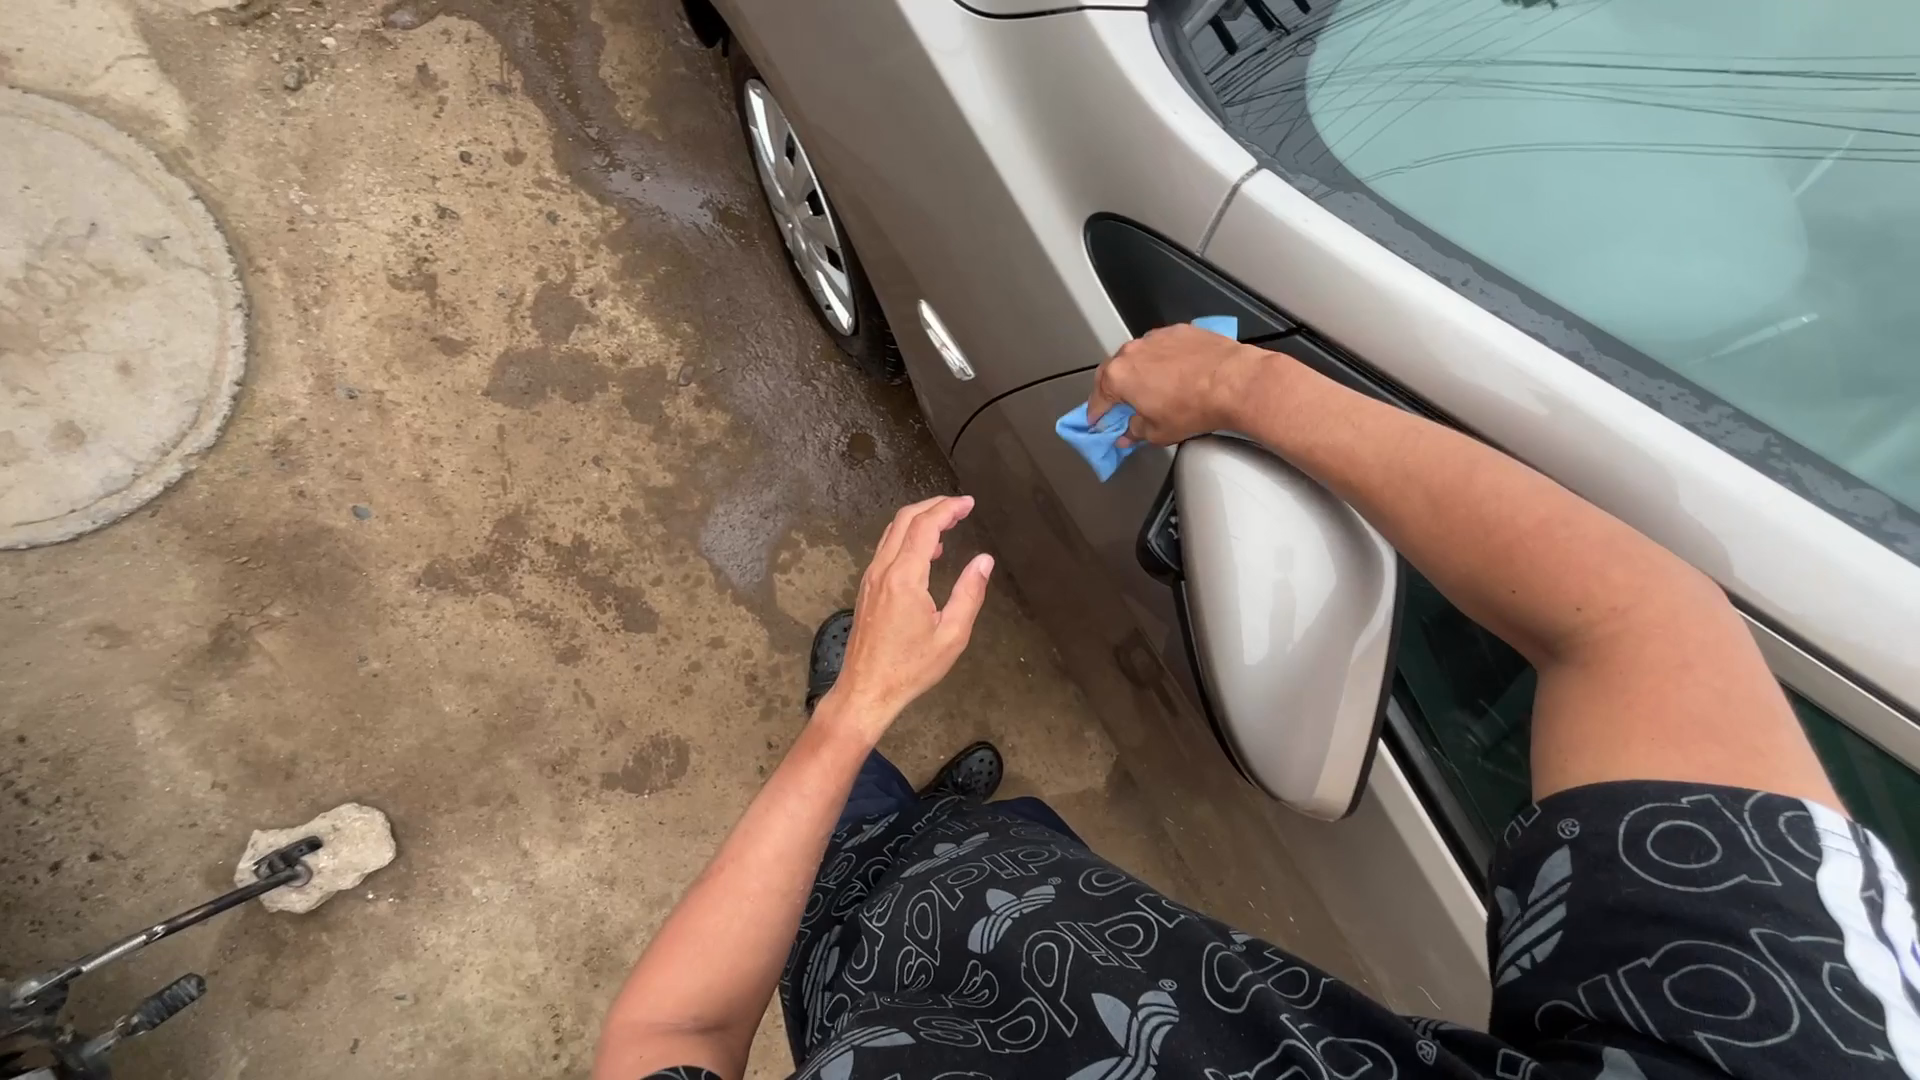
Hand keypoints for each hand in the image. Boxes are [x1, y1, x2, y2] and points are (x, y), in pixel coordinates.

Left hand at [819, 496, 994, 736]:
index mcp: (904, 579)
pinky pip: (886, 549)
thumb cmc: (909, 668)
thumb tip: (984, 562)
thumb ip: (970, 594)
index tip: (968, 504)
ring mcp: (870, 578)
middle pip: (904, 519)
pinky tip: (926, 553)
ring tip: (948, 525)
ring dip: (919, 520)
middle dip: (933, 506)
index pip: (925, 527)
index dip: (948, 509)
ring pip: (892, 532)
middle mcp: (883, 571)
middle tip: (960, 507)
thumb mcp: (951, 636)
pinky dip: (907, 538)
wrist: (866, 689)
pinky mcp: (867, 588)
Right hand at [1086, 323, 1274, 447]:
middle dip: (1115, 389)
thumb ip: (1135, 432)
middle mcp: (1132, 351)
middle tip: (1122, 406)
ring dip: (1140, 372)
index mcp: (1118, 376)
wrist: (1234, 382)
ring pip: (1139, 356)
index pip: (1098, 399)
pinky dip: (1163, 360)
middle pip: (1114, 372)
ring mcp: (1157, 337)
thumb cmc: (1193, 407)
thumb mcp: (1157, 432)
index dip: (1097, 414)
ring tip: (1153, 389)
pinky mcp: (1180, 331)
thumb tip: (1128, 434)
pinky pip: (1163, 347)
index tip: (1098, 422)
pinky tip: (1176, 374)